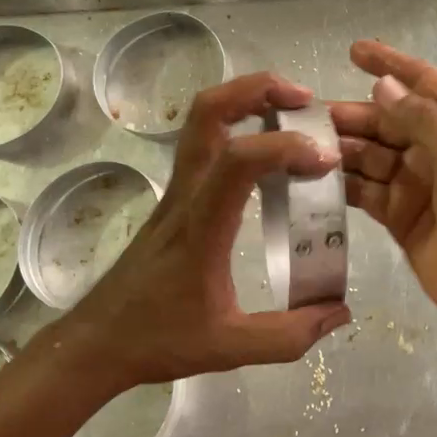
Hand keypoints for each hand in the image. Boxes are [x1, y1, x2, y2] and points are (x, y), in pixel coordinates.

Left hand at [59, 73, 351, 389]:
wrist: (97, 342)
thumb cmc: (160, 340)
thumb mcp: (230, 347)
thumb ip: (289, 335)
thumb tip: (340, 311)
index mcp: (201, 224)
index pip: (238, 159)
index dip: (285, 147)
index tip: (324, 162)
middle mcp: (187, 192)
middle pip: (209, 111)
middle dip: (260, 89)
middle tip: (305, 102)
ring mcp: (178, 188)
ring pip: (203, 117)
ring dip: (248, 98)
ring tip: (293, 112)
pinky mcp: (177, 194)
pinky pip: (206, 139)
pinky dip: (241, 123)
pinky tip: (270, 151)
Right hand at [332, 41, 436, 343]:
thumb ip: (423, 119)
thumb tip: (382, 84)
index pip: (424, 83)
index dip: (391, 64)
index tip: (354, 50)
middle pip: (390, 120)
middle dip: (354, 114)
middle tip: (307, 116)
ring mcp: (420, 184)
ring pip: (373, 155)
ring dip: (343, 148)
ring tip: (302, 146)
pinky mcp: (402, 217)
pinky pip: (367, 191)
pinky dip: (344, 184)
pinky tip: (312, 178)